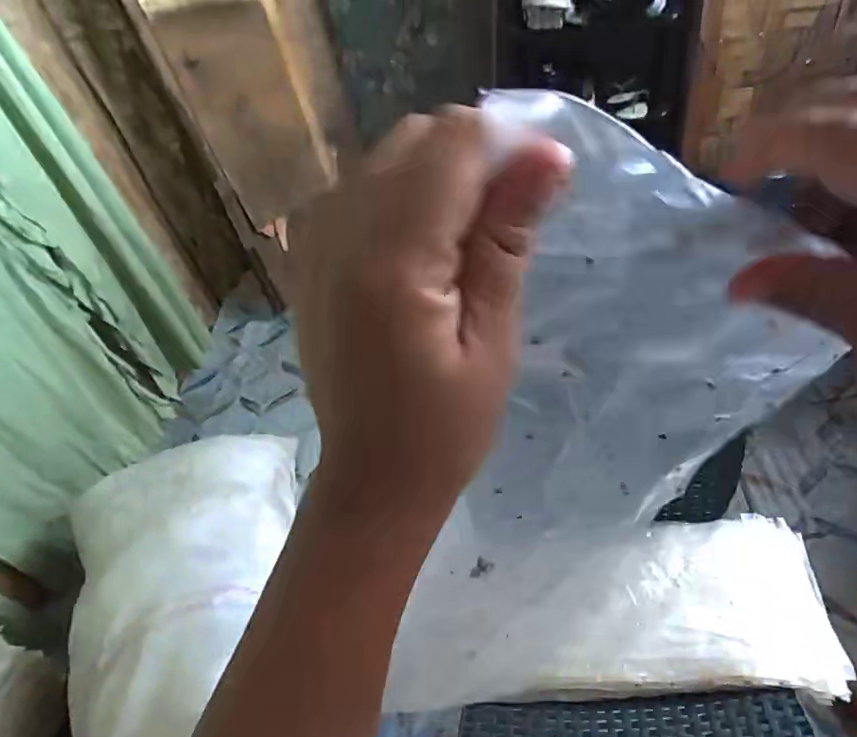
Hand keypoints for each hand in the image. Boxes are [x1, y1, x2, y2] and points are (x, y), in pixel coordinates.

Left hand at [283, 107, 572, 520]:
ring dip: (444, 179)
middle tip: (514, 227)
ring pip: (390, 157)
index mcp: (392, 258)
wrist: (373, 478)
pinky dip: (407, 199)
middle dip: (478, 161)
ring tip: (475, 249)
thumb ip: (507, 243)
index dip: (511, 150)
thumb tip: (547, 157)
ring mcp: (314, 237)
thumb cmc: (446, 430)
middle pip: (419, 137)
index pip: (455, 147)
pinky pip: (363, 189)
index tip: (547, 188)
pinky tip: (430, 254)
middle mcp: (340, 227)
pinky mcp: (309, 253)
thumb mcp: (492, 343)